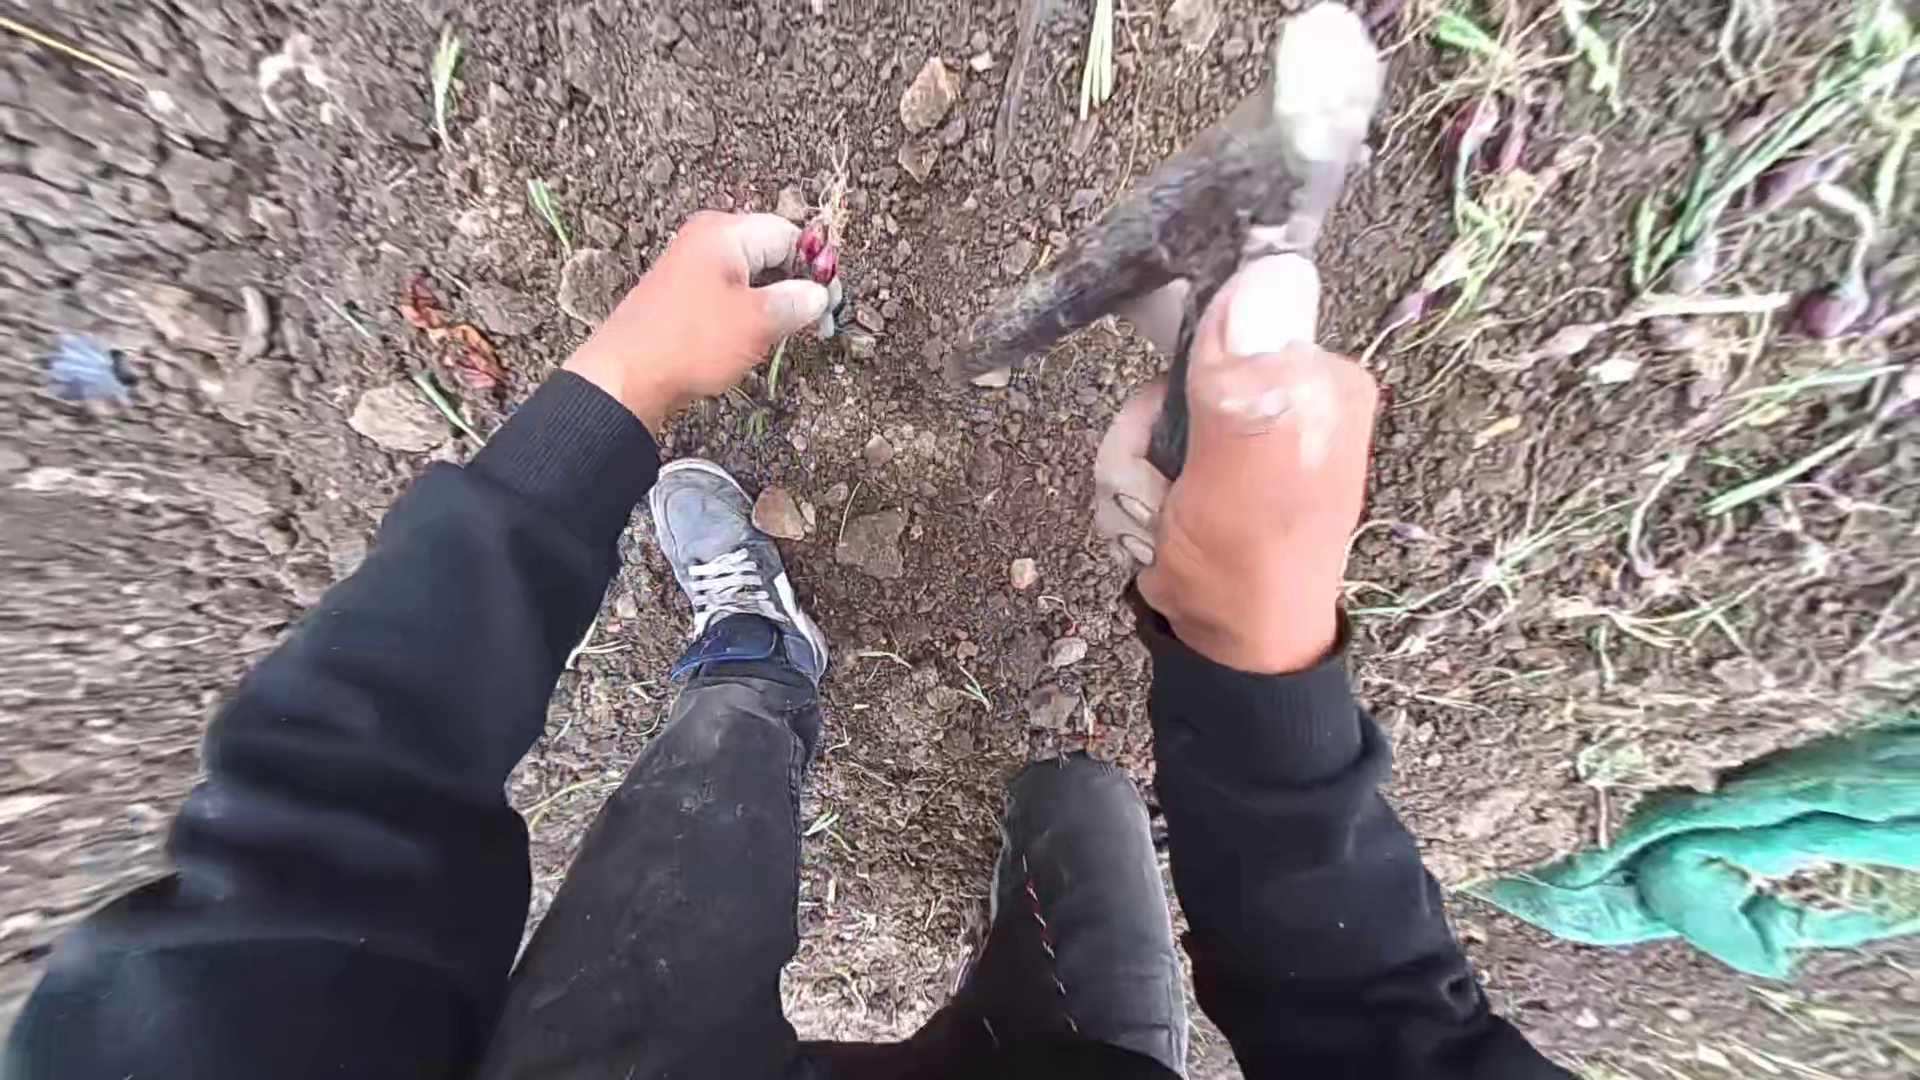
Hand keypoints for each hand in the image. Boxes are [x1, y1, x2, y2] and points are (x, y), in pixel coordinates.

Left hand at [565, 213, 829, 430]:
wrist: (630, 374)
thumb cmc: (694, 341)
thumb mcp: (757, 321)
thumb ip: (796, 302)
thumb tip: (820, 294)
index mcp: (725, 233)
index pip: (788, 234)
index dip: (815, 265)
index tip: (829, 301)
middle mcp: (708, 239)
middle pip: (772, 251)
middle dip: (798, 283)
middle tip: (815, 321)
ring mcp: (696, 266)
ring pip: (754, 275)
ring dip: (777, 300)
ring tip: (787, 332)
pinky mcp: (689, 293)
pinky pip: (734, 292)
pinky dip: (753, 309)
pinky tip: (757, 336)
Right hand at [1131, 255, 1376, 673]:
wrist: (1225, 639)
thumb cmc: (1246, 566)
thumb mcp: (1246, 479)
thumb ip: (1249, 386)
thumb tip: (1265, 272)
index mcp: (1307, 382)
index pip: (1229, 311)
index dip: (1174, 342)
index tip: (1153, 392)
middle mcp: (1270, 395)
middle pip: (1164, 375)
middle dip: (1140, 443)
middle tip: (1159, 497)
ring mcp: (1226, 431)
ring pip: (1137, 419)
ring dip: (1129, 480)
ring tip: (1154, 524)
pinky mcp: (1192, 461)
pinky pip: (1131, 454)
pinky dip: (1128, 496)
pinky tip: (1149, 531)